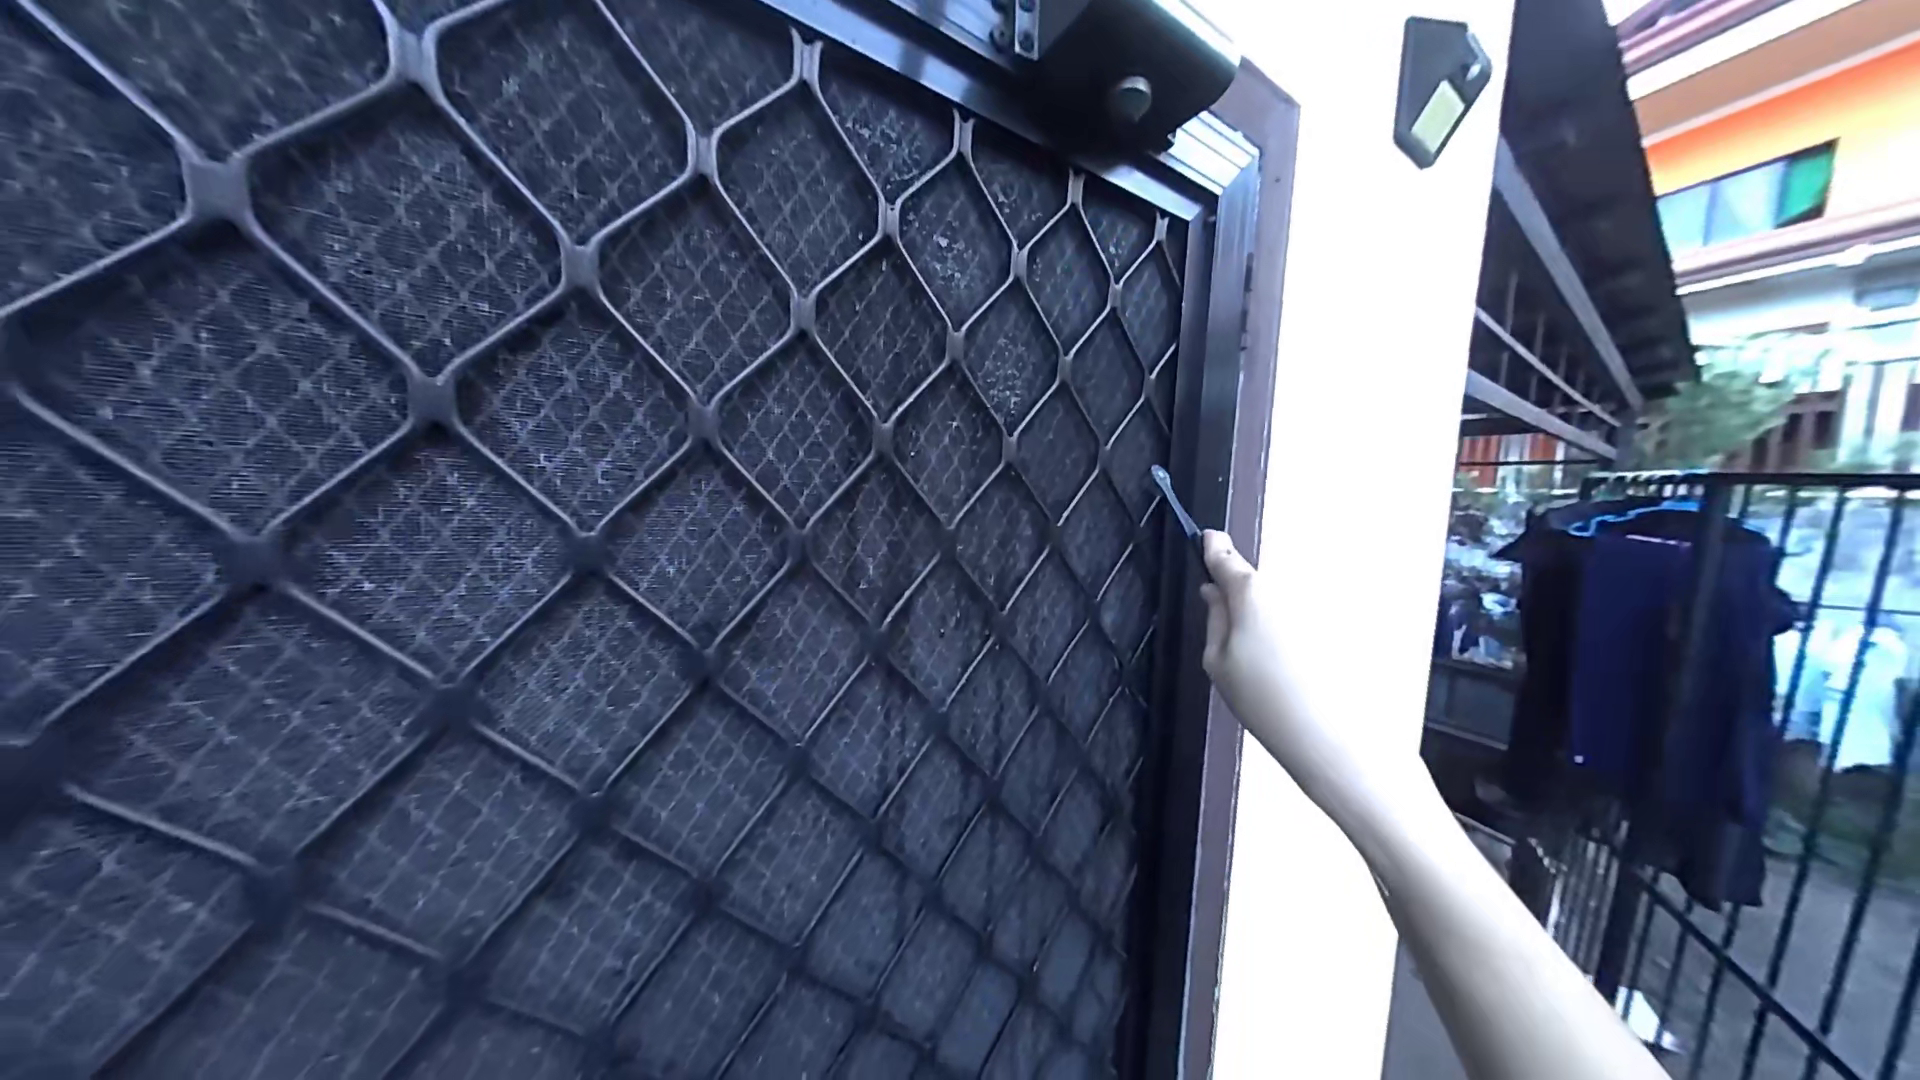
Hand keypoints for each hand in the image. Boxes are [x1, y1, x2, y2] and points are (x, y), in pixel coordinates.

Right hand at [1199, 530, 1419, 823]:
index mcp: (1251, 592)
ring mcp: (1312, 610)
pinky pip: (1297, 624)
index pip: (1226, 558)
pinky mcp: (1333, 631)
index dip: (1214, 548)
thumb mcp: (1216, 660)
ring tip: (1261, 668)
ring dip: (1264, 623)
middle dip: (1238, 598)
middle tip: (1227, 637)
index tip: (1207, 538)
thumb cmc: (1261, 697)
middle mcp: (1285, 591)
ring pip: (1276, 606)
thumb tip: (1214, 593)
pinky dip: (1288, 641)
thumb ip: (1213, 618)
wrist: (1331, 736)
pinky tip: (1287, 675)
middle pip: (1252, 583)